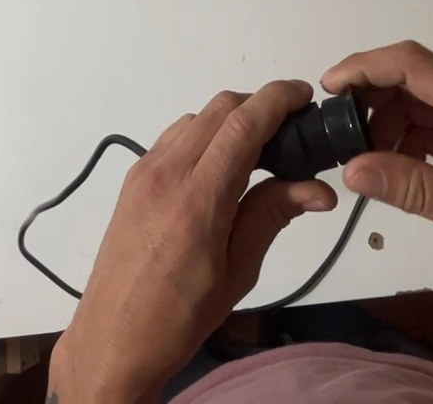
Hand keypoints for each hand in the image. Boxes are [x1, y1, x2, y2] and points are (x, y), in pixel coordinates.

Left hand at [50, 81, 336, 403]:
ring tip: (260, 147)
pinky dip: (204, 132)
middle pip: (220, 109)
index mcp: (198, 198)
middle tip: (291, 126)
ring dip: (231, 117)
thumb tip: (319, 188)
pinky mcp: (133, 175)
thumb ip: (272, 216)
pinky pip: (175, 135)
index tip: (304, 94)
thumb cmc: (181, 315)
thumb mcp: (237, 271)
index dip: (276, 100)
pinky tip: (220, 161)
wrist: (113, 337)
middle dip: (259, 104)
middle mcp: (167, 171)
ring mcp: (145, 169)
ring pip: (196, 117)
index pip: (242, 125)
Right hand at [322, 41, 432, 301]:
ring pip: (428, 92)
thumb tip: (350, 168)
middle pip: (416, 72)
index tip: (327, 87)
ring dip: (394, 116)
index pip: (412, 63)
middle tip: (344, 133)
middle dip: (374, 96)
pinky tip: (404, 159)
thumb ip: (412, 188)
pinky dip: (418, 129)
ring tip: (373, 156)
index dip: (364, 67)